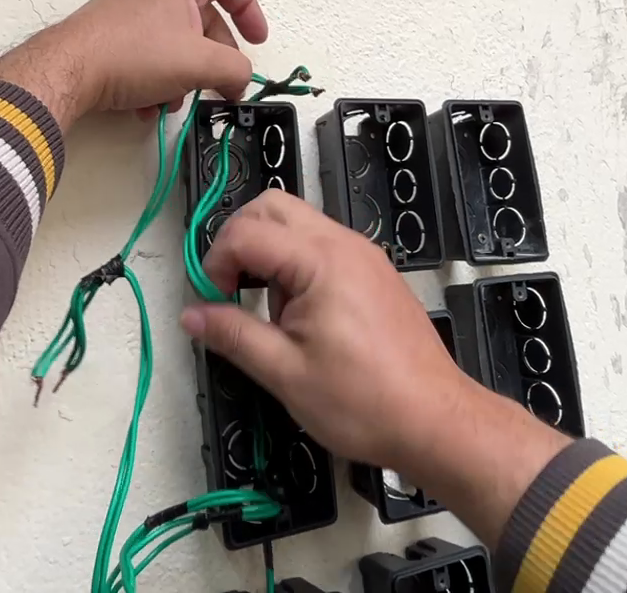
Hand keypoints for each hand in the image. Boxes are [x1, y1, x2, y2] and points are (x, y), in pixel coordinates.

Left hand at [0, 0, 266, 129]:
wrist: (68, 72)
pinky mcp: (110, 39)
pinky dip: (155, 83)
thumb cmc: (137, 55)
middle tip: (219, 87)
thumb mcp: (199, 62)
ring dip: (181, 79)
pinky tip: (145, 109)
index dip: (250, 10)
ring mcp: (129, 15)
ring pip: (175, 47)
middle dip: (213, 60)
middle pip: (202, 22)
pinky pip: (147, 58)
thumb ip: (235, 69)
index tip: (257, 41)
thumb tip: (241, 82)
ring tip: (170, 102)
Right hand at [179, 190, 568, 543]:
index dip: (216, 263)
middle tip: (230, 287)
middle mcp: (342, 242)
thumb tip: (189, 315)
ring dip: (266, 249)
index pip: (247, 232)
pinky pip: (319, 242)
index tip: (212, 303)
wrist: (437, 420)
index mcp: (320, 260)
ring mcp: (361, 253)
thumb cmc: (364, 401)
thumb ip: (233, 335)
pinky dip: (293, 260)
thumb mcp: (286, 374)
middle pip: (272, 206)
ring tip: (268, 307)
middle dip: (238, 239)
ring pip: (296, 220)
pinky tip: (298, 312)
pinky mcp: (371, 269)